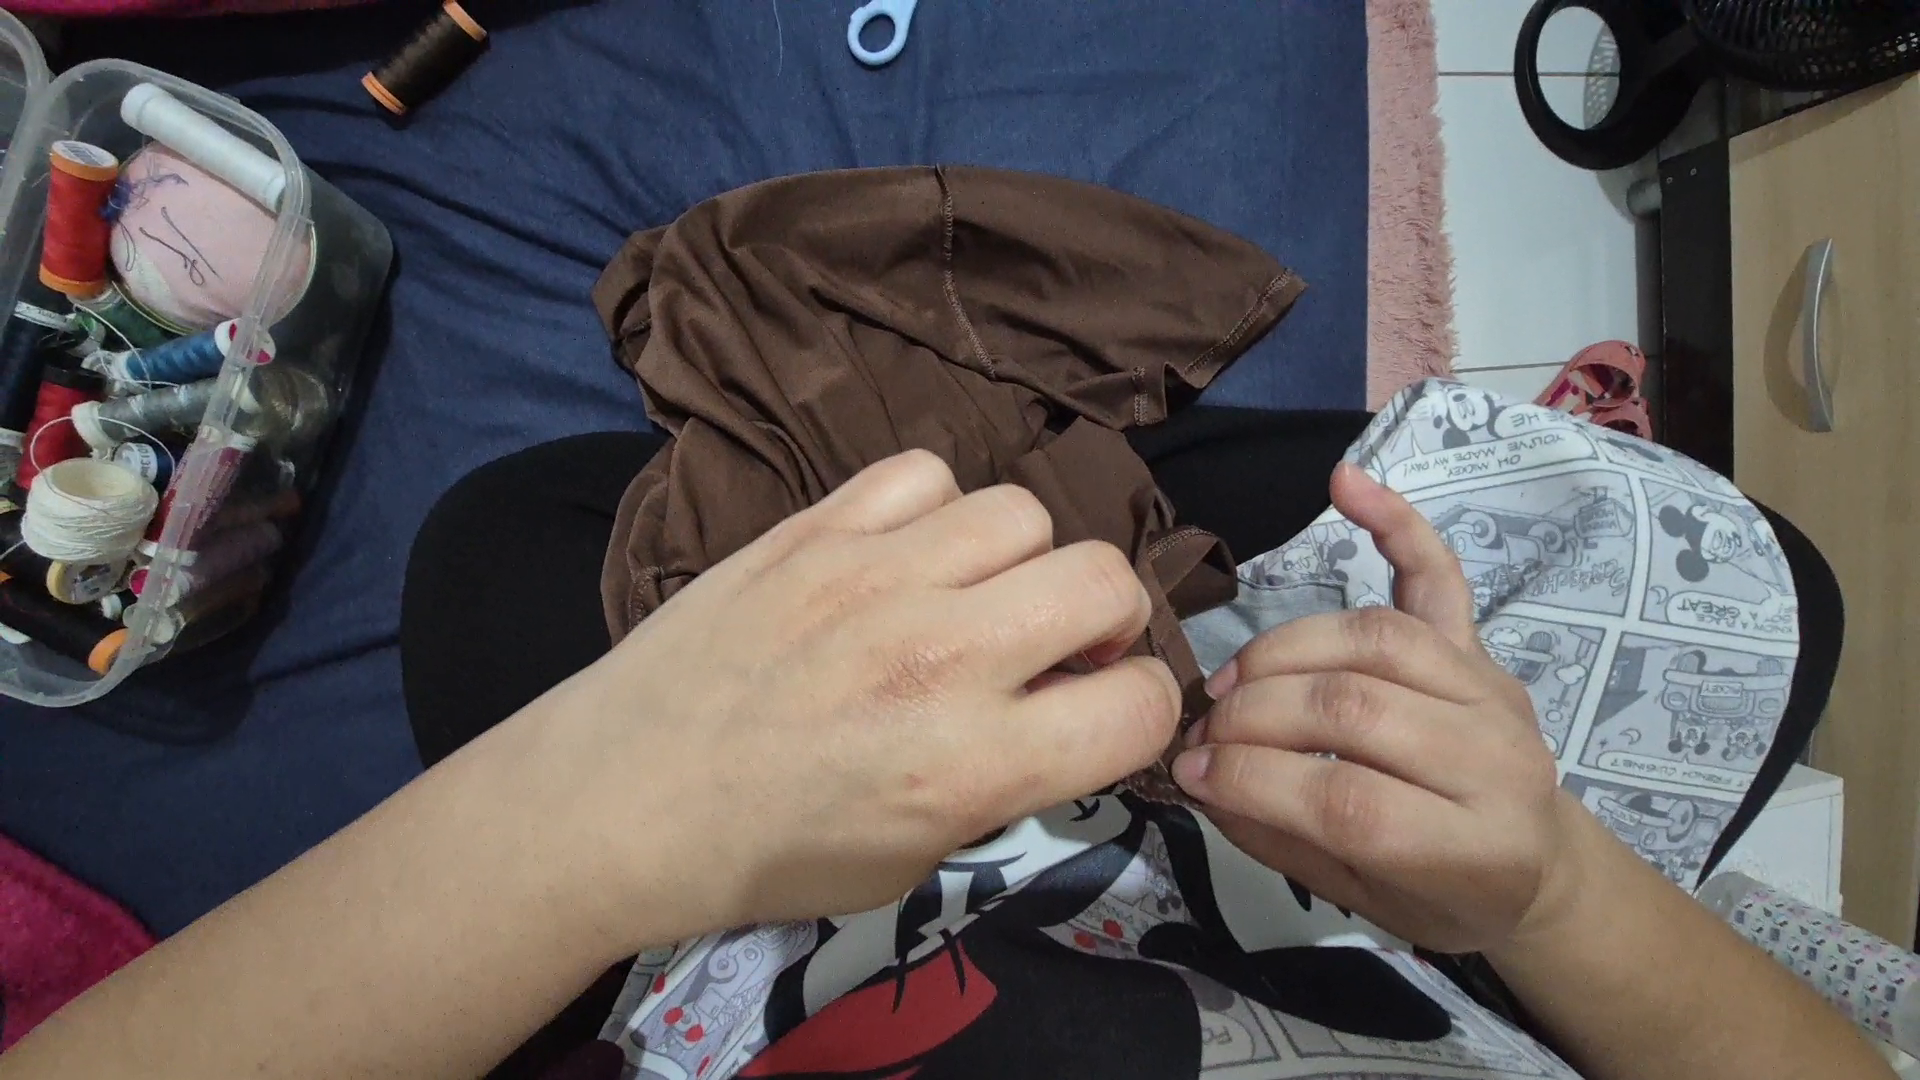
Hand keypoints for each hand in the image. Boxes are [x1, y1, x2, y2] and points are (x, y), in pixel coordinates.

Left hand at [540, 450, 1179, 939]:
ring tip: (971, 593)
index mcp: (970, 763)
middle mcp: (938, 655)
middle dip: (1106, 617)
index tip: (1105, 707)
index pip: (1141, 705)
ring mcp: (872, 575)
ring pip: (1021, 512)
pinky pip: (921, 474)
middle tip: (1054, 643)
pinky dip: (934, 510)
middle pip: (1102, 576)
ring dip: (1020, 560)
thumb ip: (1012, 773)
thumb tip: (1070, 697)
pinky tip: (902, 553)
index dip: (1143, 708)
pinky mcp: (813, 528)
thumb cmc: (773, 852)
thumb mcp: (919, 854)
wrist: (619, 798)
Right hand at [1170, 463, 1578, 953]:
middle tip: (1203, 730)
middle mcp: (1496, 755)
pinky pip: (1437, 577)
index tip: (1189, 771)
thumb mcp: (1357, 899)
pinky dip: (1393, 524)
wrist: (1539, 872)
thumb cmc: (1441, 897)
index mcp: (1476, 843)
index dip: (1250, 779)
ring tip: (1233, 679)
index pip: (1347, 798)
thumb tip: (1194, 771)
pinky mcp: (1478, 650)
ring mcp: (1490, 688)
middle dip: (1252, 715)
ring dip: (1281, 651)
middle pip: (1352, 707)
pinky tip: (1344, 481)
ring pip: (1372, 639)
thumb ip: (1273, 833)